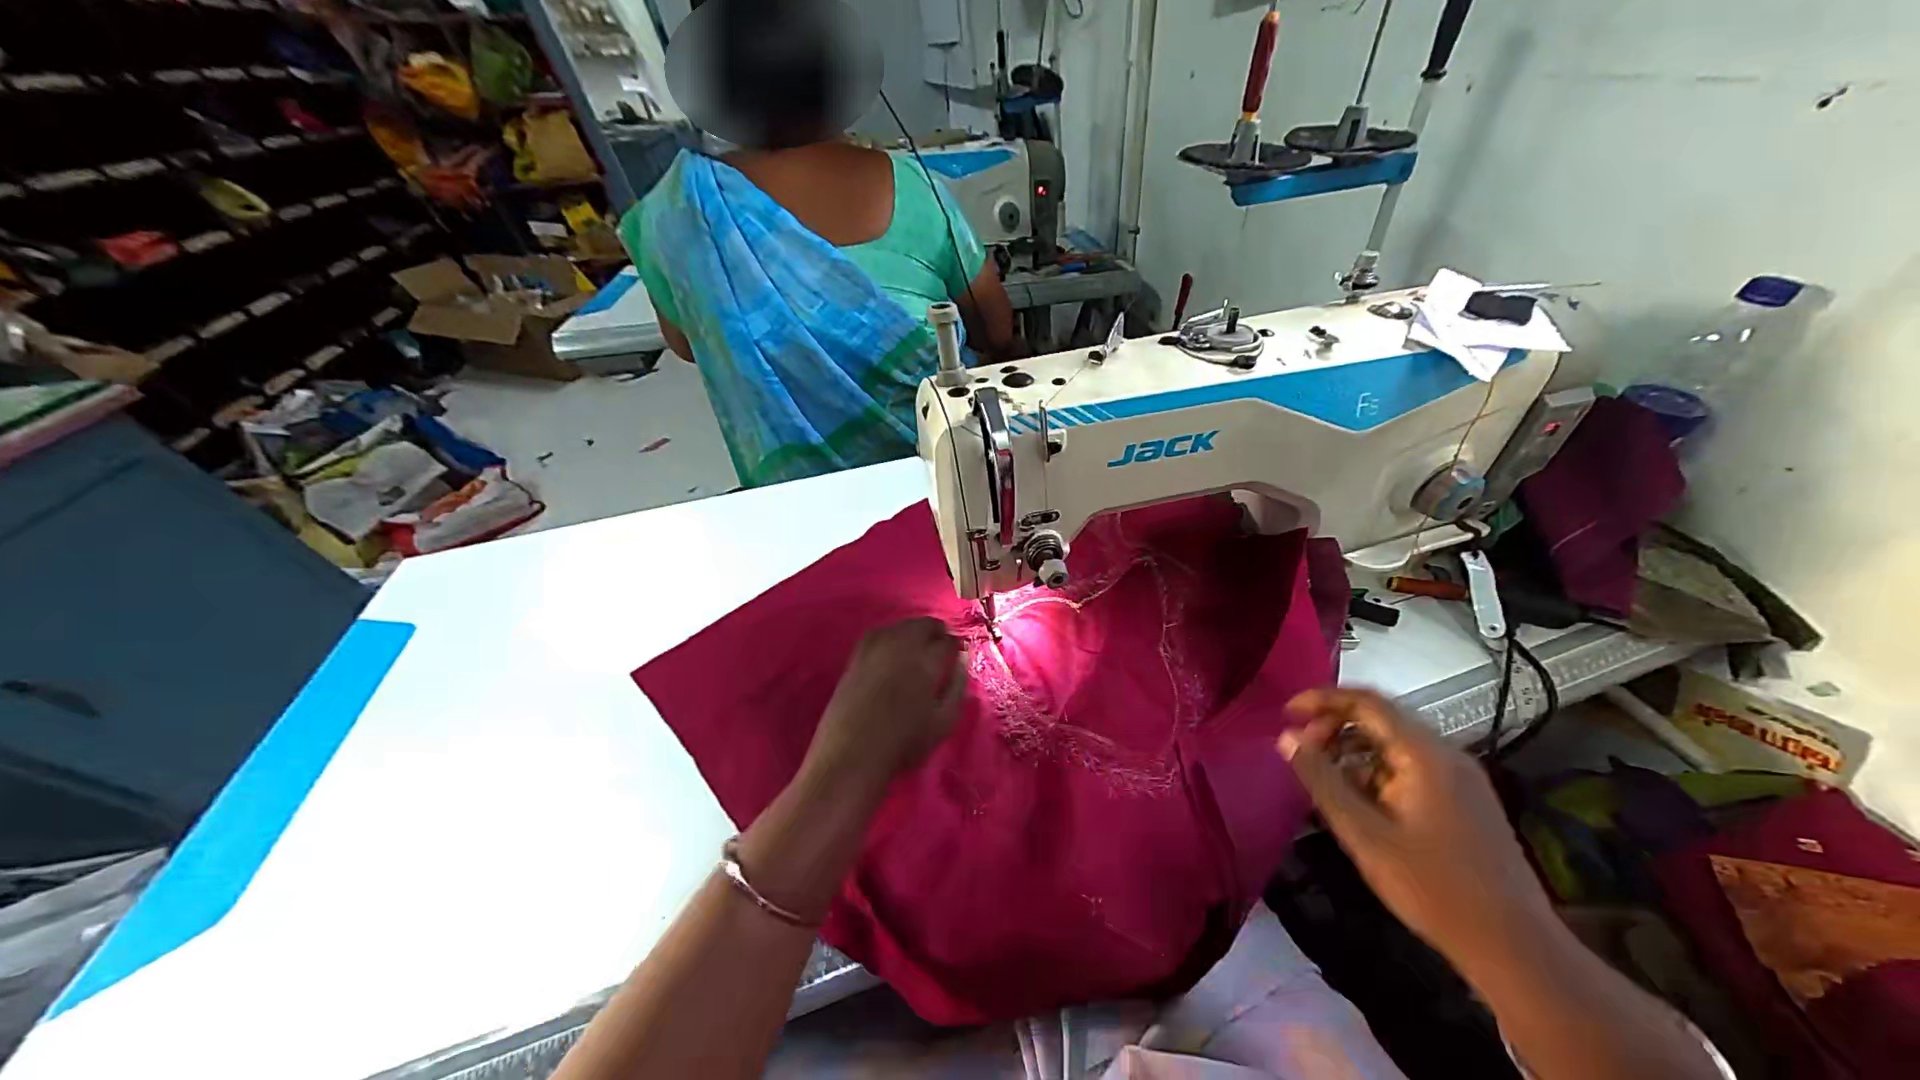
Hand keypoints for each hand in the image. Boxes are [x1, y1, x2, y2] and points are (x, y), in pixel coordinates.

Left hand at [806, 618, 965, 789]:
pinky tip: (893, 652)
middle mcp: (899, 645)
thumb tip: (962, 660)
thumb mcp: (944, 721)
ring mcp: (874, 648)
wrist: (851, 754)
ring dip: (913, 631)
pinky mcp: (855, 656)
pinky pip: (879, 634)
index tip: (959, 653)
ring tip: (919, 648)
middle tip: (941, 647)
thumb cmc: (904, 743)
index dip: (956, 644)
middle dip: (936, 631)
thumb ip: (958, 686)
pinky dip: (891, 636)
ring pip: (899, 626)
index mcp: (925, 660)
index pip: (947, 640)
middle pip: (922, 624)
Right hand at [1279, 689, 1556, 967]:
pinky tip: (1357, 800)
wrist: (1515, 947)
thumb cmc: (1433, 888)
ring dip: (1353, 750)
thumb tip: (1287, 738)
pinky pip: (1410, 766)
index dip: (1322, 699)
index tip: (1286, 712)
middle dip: (1334, 726)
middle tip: (1301, 751)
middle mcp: (1447, 755)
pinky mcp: (1465, 800)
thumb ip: (1322, 780)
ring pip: (1394, 744)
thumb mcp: (1364, 834)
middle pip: (1381, 718)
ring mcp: (1461, 777)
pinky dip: (1375, 769)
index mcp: (1425, 755)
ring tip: (1322, 777)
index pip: (1367, 702)